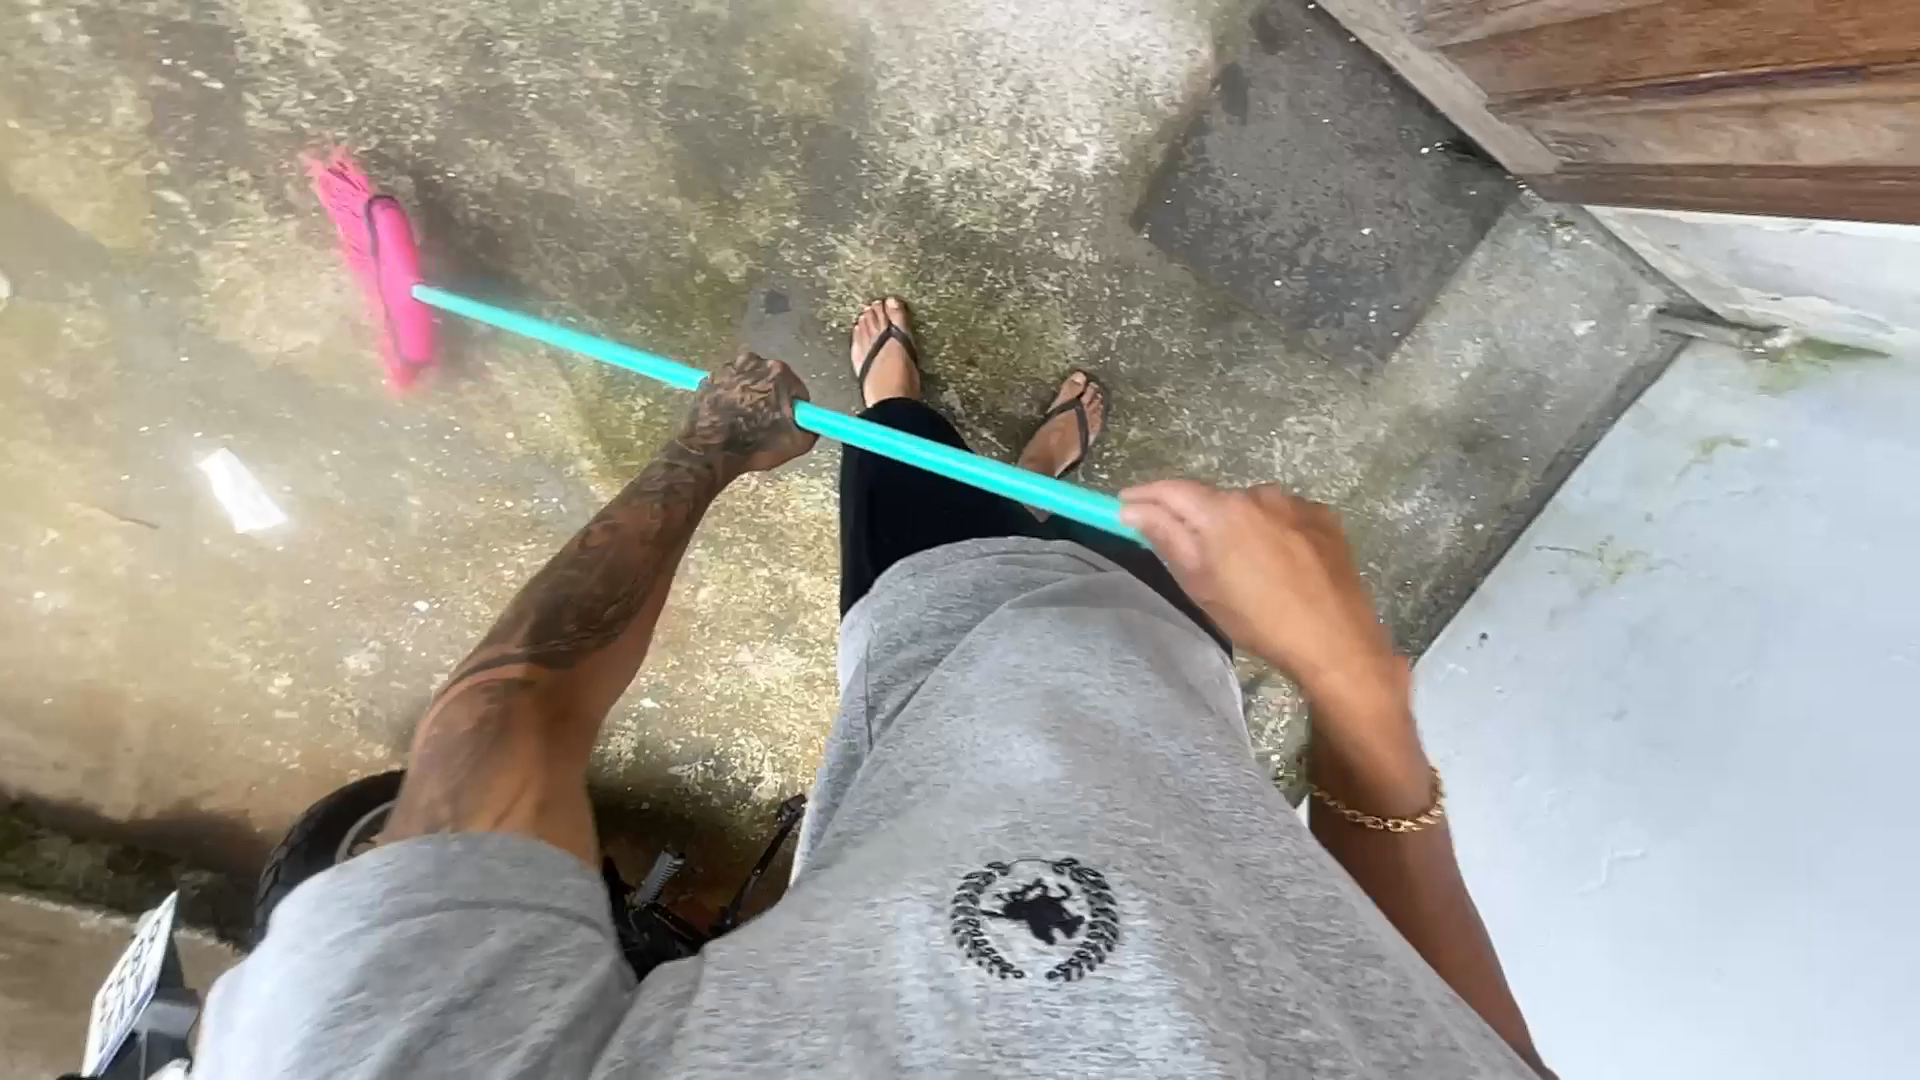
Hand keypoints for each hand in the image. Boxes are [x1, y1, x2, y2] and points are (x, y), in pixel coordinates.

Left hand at [679, 352, 816, 475]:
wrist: (708, 451)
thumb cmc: (752, 444)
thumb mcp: (798, 444)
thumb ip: (813, 428)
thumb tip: (812, 423)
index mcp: (779, 373)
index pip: (797, 390)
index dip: (795, 409)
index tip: (789, 422)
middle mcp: (753, 362)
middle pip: (772, 382)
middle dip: (773, 400)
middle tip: (767, 425)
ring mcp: (728, 368)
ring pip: (749, 383)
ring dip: (751, 397)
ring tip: (747, 423)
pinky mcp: (708, 378)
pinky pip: (729, 387)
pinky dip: (732, 399)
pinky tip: (731, 418)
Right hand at [1119, 481, 1406, 720]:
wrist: (1336, 643)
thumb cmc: (1257, 620)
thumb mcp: (1200, 584)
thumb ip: (1166, 538)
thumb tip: (1132, 509)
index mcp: (1223, 510)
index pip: (1171, 489)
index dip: (1143, 495)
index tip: (1123, 505)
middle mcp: (1259, 494)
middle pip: (1210, 498)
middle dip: (1190, 516)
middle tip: (1182, 549)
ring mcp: (1296, 503)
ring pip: (1248, 507)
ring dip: (1233, 524)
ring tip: (1238, 564)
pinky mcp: (1324, 517)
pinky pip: (1281, 516)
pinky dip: (1268, 530)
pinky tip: (1275, 563)